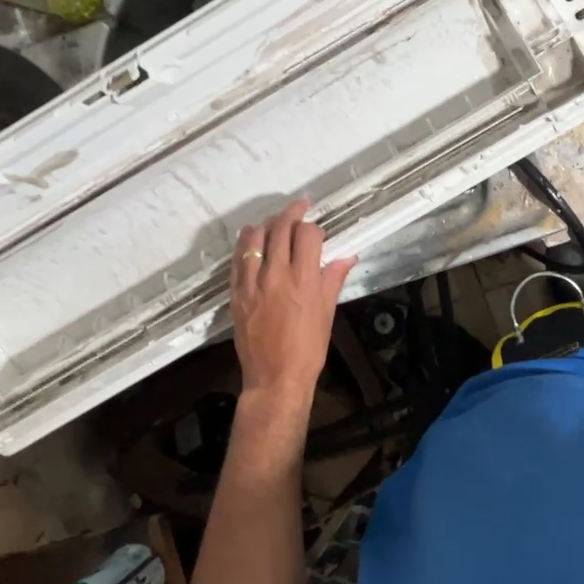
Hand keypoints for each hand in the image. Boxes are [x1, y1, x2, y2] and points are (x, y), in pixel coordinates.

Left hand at [229, 199, 355, 401]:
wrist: (275, 377)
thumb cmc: (308, 348)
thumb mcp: (327, 312)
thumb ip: (332, 279)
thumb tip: (347, 257)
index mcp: (304, 280)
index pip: (307, 235)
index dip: (314, 227)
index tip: (317, 231)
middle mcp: (277, 275)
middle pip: (280, 229)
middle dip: (292, 212)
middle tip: (299, 206)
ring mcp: (253, 283)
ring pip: (254, 239)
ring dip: (266, 224)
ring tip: (274, 220)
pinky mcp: (236, 294)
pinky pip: (237, 260)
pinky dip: (244, 244)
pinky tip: (250, 238)